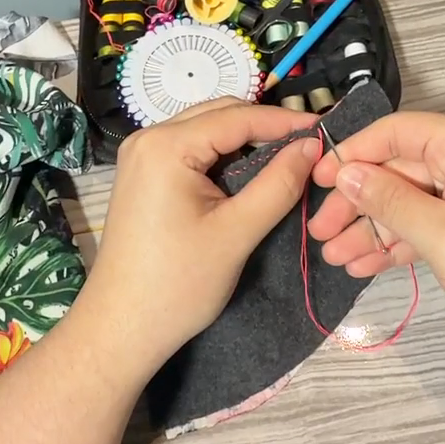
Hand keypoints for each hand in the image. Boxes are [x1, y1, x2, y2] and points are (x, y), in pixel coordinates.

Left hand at [73, 99, 320, 370]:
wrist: (119, 329)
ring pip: (207, 129)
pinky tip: (249, 173)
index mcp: (166, 145)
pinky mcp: (143, 173)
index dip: (284, 121)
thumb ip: (278, 184)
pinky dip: (223, 155)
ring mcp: (142, 154)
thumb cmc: (177, 284)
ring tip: (287, 157)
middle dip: (265, 126)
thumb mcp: (236, 233)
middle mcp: (149, 137)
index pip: (237, 117)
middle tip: (308, 145)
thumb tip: (312, 144)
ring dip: (245, 139)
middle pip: (220, 114)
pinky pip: (192, 148)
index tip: (324, 129)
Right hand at [306, 112, 444, 357]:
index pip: (396, 132)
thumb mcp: (443, 235)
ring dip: (372, 228)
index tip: (316, 181)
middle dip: (358, 202)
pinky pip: (428, 224)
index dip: (353, 153)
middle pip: (399, 169)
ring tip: (333, 257)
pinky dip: (399, 243)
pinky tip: (365, 264)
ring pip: (410, 201)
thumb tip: (344, 173)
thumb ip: (389, 201)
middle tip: (318, 233)